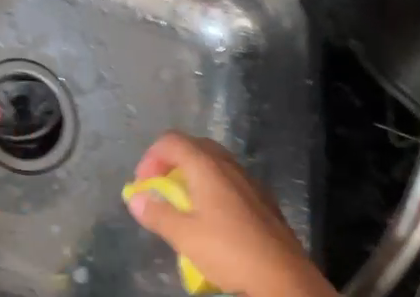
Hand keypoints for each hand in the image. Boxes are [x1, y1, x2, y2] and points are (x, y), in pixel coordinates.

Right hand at [126, 132, 334, 296]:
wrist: (285, 278)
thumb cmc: (229, 251)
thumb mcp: (185, 236)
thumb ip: (157, 214)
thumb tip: (135, 198)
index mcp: (206, 165)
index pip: (171, 141)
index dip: (151, 157)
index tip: (144, 185)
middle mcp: (228, 165)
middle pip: (193, 146)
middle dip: (172, 162)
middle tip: (163, 188)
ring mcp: (249, 181)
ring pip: (215, 163)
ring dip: (194, 175)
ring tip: (187, 203)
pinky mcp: (264, 200)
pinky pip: (232, 180)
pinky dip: (215, 188)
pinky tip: (216, 218)